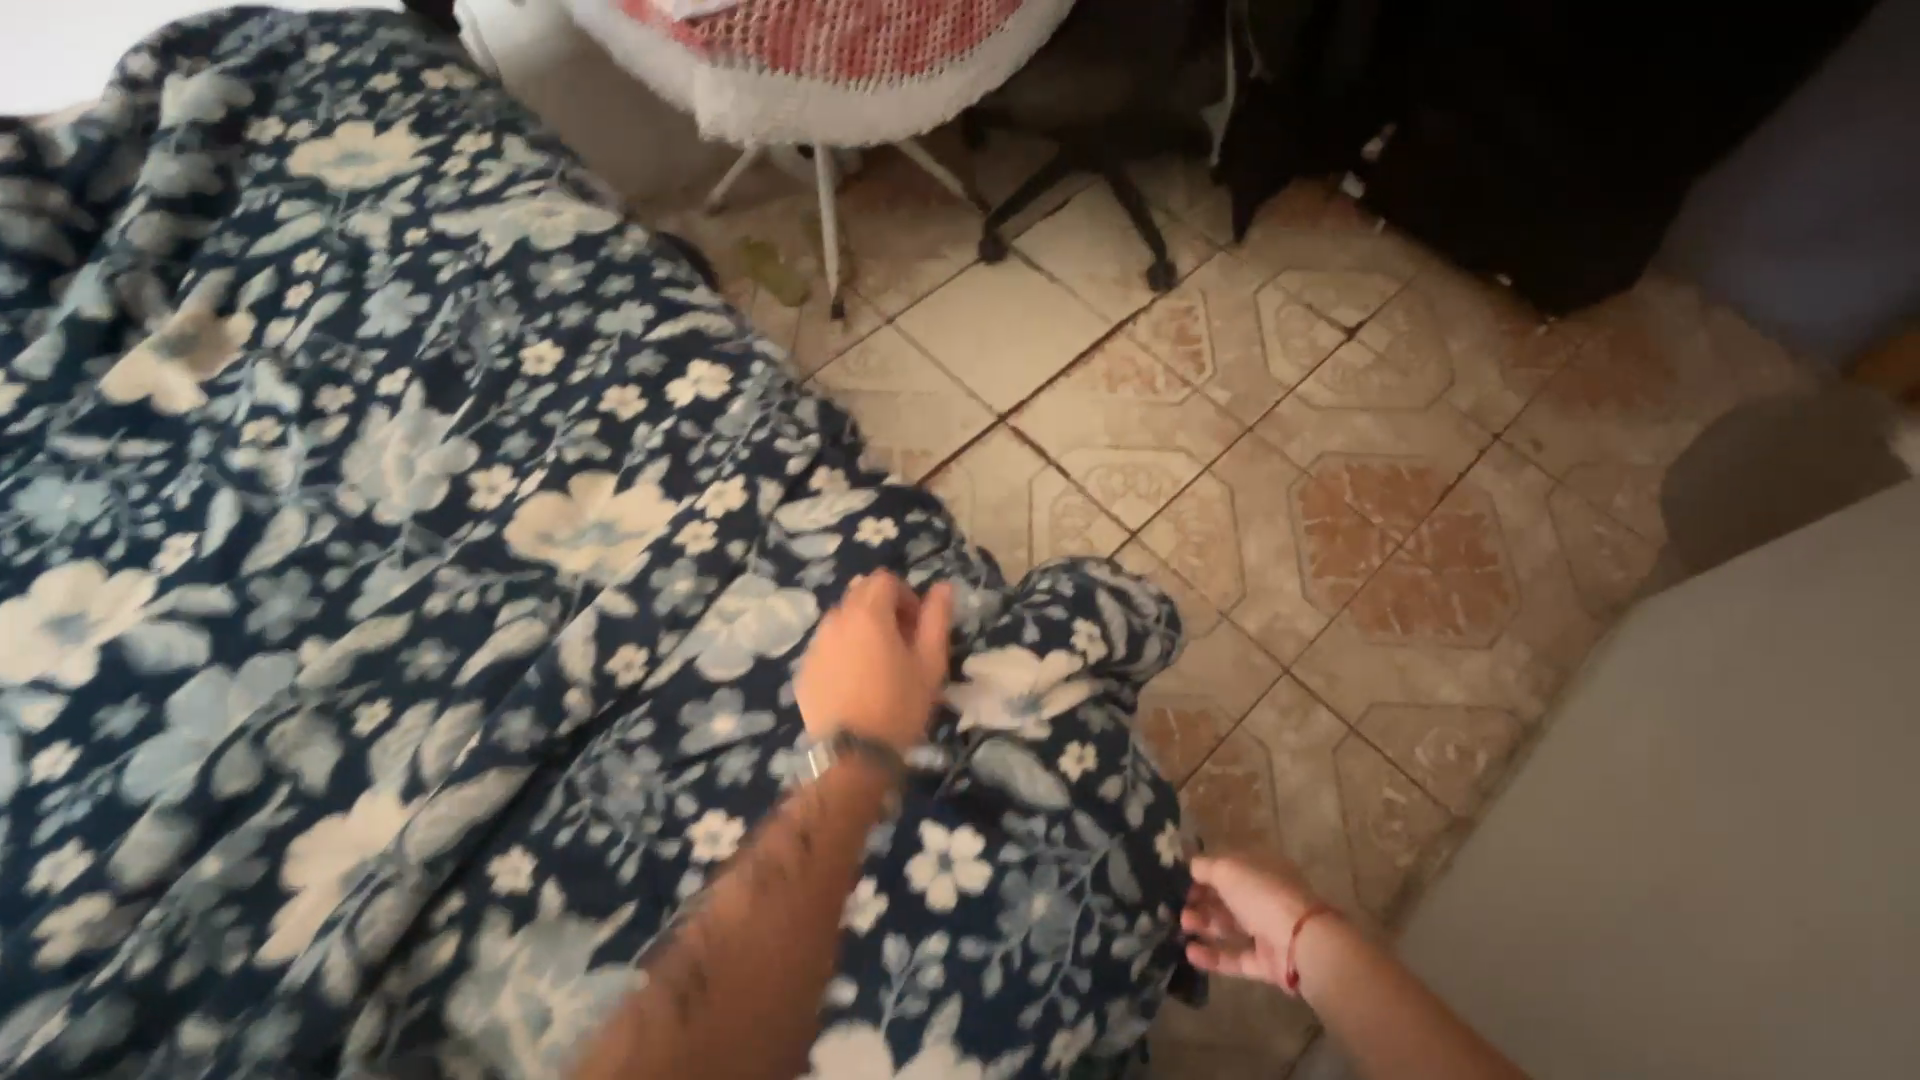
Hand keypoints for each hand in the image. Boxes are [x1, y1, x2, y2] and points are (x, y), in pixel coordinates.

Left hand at [796, 571, 953, 752]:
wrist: (854, 755)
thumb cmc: (900, 706)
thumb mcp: (931, 663)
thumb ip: (936, 618)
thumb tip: (942, 586)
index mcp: (868, 613)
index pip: (885, 579)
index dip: (906, 596)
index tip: (917, 625)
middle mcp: (835, 620)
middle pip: (859, 594)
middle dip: (883, 608)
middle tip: (900, 642)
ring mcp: (814, 645)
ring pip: (840, 620)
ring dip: (860, 629)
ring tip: (877, 664)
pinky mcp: (803, 670)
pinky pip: (825, 647)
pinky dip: (842, 652)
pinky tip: (855, 683)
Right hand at [1181, 854, 1323, 987]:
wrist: (1302, 944)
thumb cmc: (1263, 896)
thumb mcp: (1228, 870)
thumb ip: (1205, 866)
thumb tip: (1192, 866)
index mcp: (1261, 870)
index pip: (1228, 868)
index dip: (1204, 874)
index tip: (1181, 881)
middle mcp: (1265, 898)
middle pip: (1226, 899)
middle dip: (1201, 901)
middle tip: (1179, 907)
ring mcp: (1267, 931)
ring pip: (1230, 927)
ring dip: (1204, 925)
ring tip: (1183, 927)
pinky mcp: (1267, 962)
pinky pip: (1236, 958)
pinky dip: (1213, 956)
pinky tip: (1190, 953)